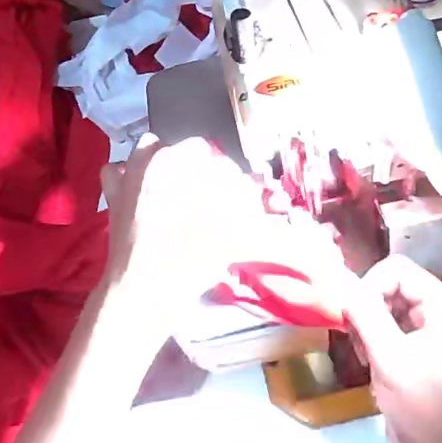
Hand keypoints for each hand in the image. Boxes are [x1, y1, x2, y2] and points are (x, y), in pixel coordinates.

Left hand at [100, 135, 345, 324]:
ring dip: (160, 165)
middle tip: (206, 203)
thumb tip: (330, 255)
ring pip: (147, 152)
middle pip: (181, 152)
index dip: (223, 174)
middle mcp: (157, 155)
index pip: (211, 152)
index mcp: (187, 156)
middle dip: (195, 170)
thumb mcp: (250, 244)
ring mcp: (129, 173)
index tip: (229, 199)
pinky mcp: (111, 195)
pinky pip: (116, 172)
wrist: (146, 290)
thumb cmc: (197, 260)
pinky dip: (126, 179)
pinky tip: (140, 197)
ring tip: (175, 194)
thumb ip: (290, 243)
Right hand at [343, 256, 441, 442]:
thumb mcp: (391, 360)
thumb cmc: (425, 414)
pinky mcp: (428, 350)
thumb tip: (340, 282)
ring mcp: (439, 332)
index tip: (353, 317)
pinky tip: (371, 360)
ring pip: (391, 305)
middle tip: (356, 339)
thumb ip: (366, 314)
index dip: (370, 286)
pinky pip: (395, 325)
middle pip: (395, 284)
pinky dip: (378, 337)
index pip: (399, 270)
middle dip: (369, 306)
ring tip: (364, 354)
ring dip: (370, 323)